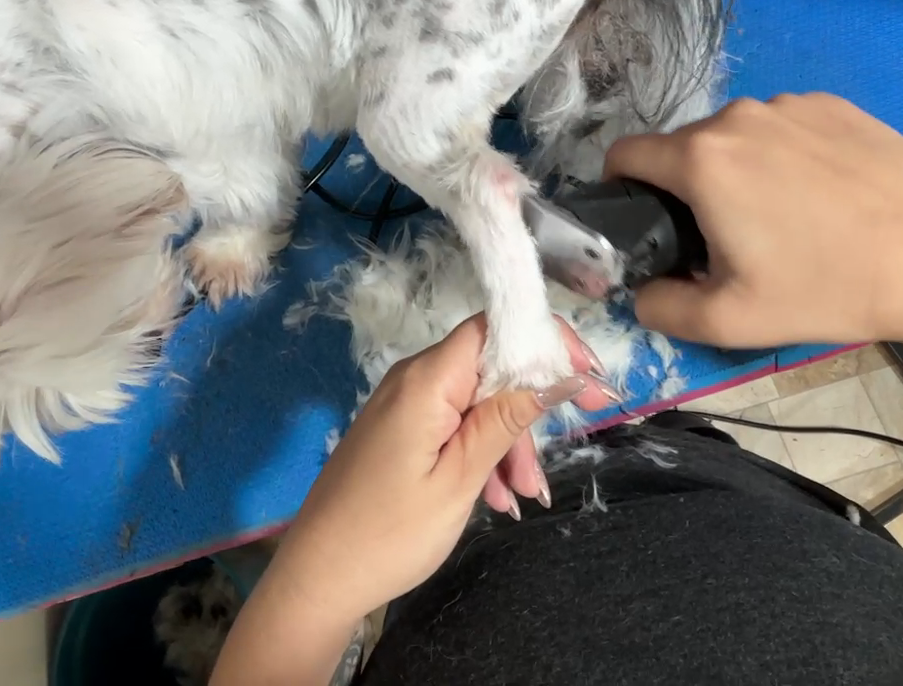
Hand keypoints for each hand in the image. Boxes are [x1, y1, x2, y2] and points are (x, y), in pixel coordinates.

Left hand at [263, 315, 590, 627]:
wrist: (318, 575)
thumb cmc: (390, 532)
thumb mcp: (460, 477)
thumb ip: (509, 419)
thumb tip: (562, 373)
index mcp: (427, 379)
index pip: (494, 327)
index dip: (544, 340)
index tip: (585, 374)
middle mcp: (415, 377)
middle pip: (490, 367)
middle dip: (528, 408)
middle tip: (556, 456)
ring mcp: (406, 401)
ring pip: (476, 400)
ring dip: (507, 441)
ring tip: (522, 496)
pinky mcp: (401, 426)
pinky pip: (454, 422)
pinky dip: (480, 451)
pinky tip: (496, 495)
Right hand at [604, 94, 902, 350]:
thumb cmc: (830, 287)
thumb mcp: (729, 320)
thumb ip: (660, 309)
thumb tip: (641, 293)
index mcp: (701, 159)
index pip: (624, 154)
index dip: (619, 188)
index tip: (643, 220)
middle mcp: (737, 116)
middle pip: (681, 148)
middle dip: (685, 188)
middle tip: (725, 238)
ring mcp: (790, 104)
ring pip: (734, 137)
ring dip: (735, 169)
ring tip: (784, 217)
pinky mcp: (835, 105)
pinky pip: (782, 127)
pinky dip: (783, 155)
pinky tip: (824, 195)